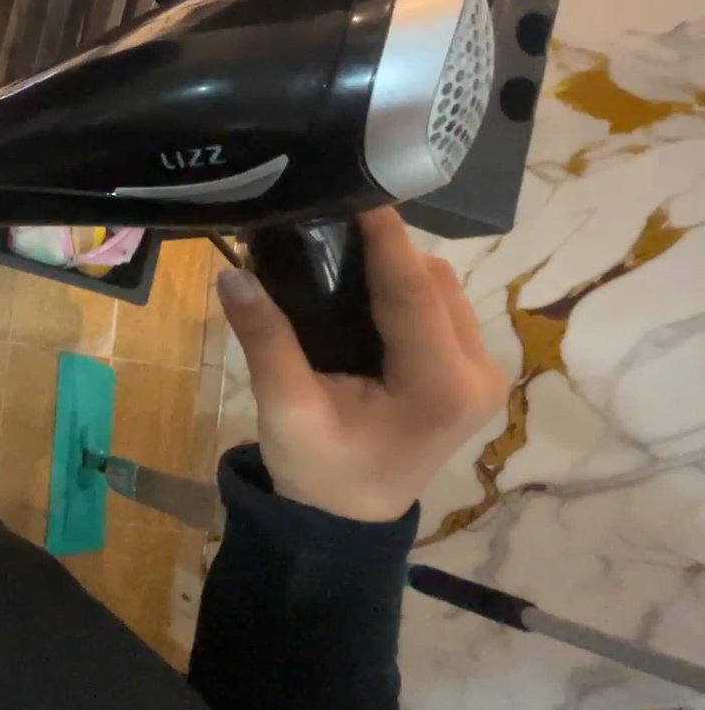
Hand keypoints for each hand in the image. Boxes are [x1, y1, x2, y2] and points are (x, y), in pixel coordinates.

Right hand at [217, 209, 505, 522]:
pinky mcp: (460, 374)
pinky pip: (436, 310)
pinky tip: (354, 281)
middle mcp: (476, 372)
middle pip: (436, 283)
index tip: (358, 191)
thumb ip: (266, 338)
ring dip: (394, 265)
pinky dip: (399, 287)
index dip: (386, 239)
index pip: (414, 292)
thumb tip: (232, 274)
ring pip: (442, 292)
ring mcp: (475, 373)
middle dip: (386, 247)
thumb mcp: (284, 404)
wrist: (343, 518)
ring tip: (334, 244)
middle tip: (323, 219)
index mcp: (439, 383)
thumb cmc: (318, 466)